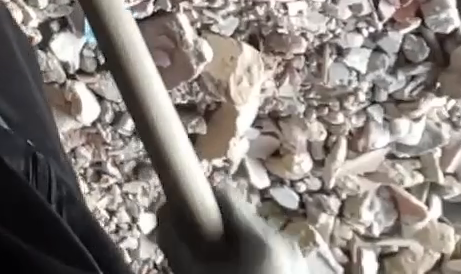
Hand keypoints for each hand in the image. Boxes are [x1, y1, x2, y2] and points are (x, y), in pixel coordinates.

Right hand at [158, 189, 305, 273]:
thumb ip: (174, 241)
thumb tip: (163, 212)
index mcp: (263, 241)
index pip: (222, 194)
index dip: (196, 199)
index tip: (181, 214)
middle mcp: (285, 245)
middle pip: (237, 217)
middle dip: (212, 229)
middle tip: (195, 253)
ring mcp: (296, 264)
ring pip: (250, 238)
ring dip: (229, 248)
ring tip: (214, 271)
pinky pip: (263, 257)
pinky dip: (245, 263)